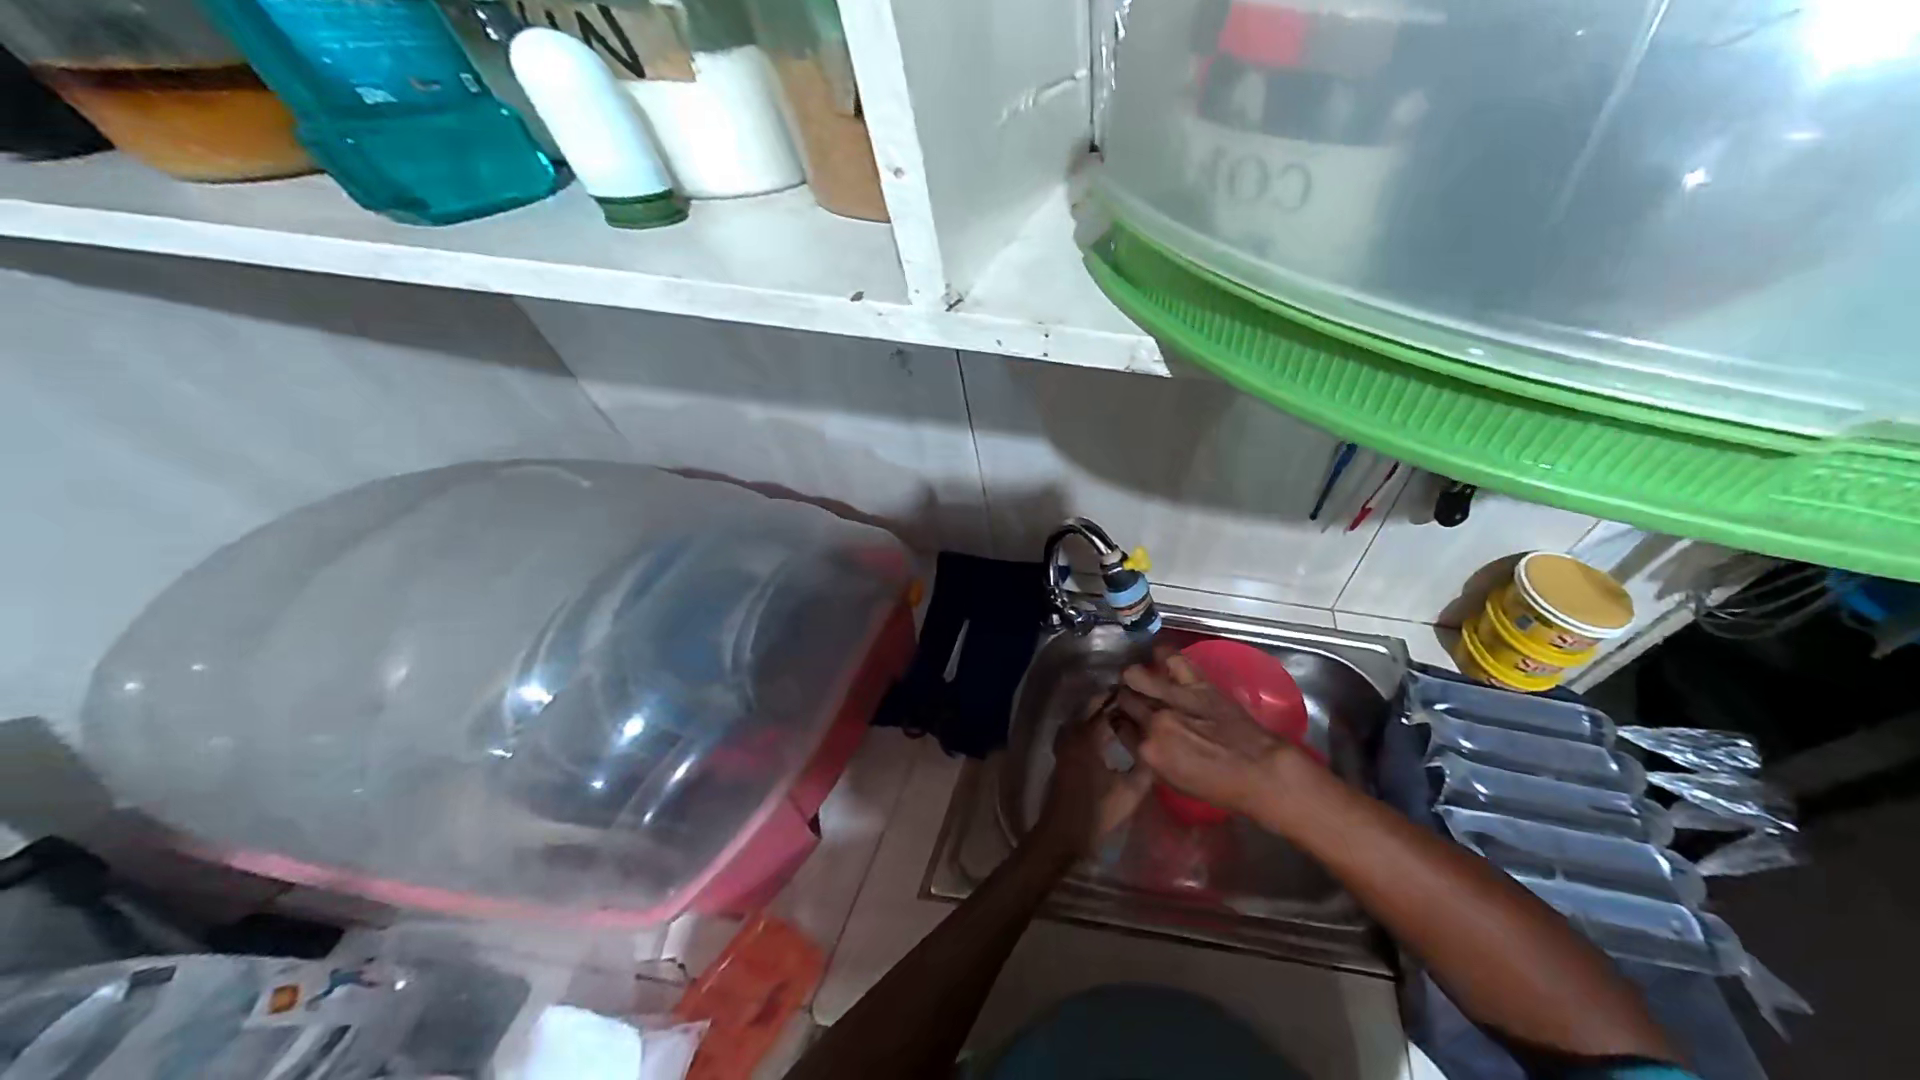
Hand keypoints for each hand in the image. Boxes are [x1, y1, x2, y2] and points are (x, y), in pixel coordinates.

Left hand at [1032, 694, 1153, 861]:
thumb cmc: (1098, 812)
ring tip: (1123, 714)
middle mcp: (1073, 735)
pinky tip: (1106, 733)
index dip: (1123, 700)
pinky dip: (1089, 724)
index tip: (1142, 696)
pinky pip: (1076, 729)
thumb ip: (1146, 765)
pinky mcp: (1062, 755)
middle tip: (1134, 702)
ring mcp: (1064, 744)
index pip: (1106, 707)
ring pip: (1082, 718)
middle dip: (1110, 702)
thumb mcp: (1131, 791)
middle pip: (1090, 708)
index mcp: (1088, 738)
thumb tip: (1157, 744)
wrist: (1064, 833)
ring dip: (1098, 712)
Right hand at [1113, 644, 1299, 816]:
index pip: (1119, 726)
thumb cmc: (1221, 788)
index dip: (1120, 720)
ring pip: (1137, 676)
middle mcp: (1155, 722)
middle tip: (1130, 698)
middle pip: (1125, 700)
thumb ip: (1152, 756)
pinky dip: (1162, 654)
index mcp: (1148, 751)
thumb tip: (1142, 737)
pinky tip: (1156, 654)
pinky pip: (1172, 659)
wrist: (1263, 772)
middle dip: (1124, 698)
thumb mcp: (1175, 781)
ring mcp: (1174, 700)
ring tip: (1138, 677)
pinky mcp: (1197, 684)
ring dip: (1134, 677)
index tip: (1123, 717)